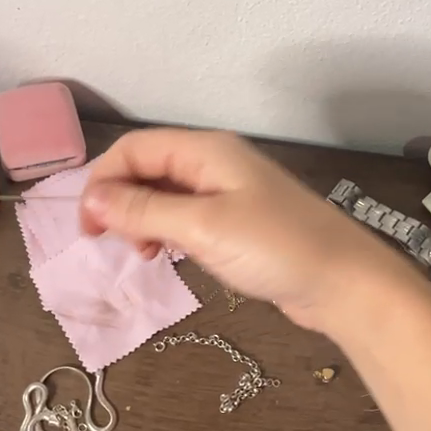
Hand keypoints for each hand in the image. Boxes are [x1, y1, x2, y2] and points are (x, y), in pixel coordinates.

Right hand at [79, 128, 419, 329]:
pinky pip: (187, 218)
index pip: (134, 149)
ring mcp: (228, 194)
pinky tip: (169, 257)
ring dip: (143, 220)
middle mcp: (215, 164)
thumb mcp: (203, 227)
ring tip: (144, 255)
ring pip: (166, 196)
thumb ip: (145, 209)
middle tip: (112, 244)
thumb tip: (92, 197)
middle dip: (121, 201)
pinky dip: (168, 234)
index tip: (87, 227)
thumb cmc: (276, 247)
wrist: (343, 282)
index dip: (103, 181)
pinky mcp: (238, 224)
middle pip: (148, 169)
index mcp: (207, 150)